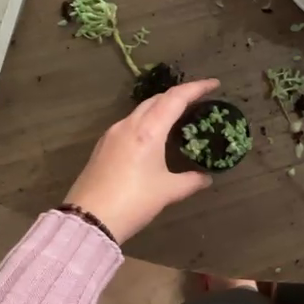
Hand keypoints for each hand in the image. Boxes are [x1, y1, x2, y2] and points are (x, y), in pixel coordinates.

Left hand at [64, 78, 220, 242]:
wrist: (89, 219)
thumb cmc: (133, 202)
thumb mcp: (168, 192)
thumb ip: (191, 181)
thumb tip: (206, 178)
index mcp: (148, 130)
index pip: (175, 98)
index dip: (196, 88)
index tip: (214, 84)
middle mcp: (129, 125)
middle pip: (156, 99)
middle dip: (178, 96)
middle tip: (198, 101)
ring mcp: (112, 134)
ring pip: (140, 110)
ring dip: (160, 108)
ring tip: (177, 117)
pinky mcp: (103, 145)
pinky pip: (129, 124)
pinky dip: (146, 121)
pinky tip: (153, 136)